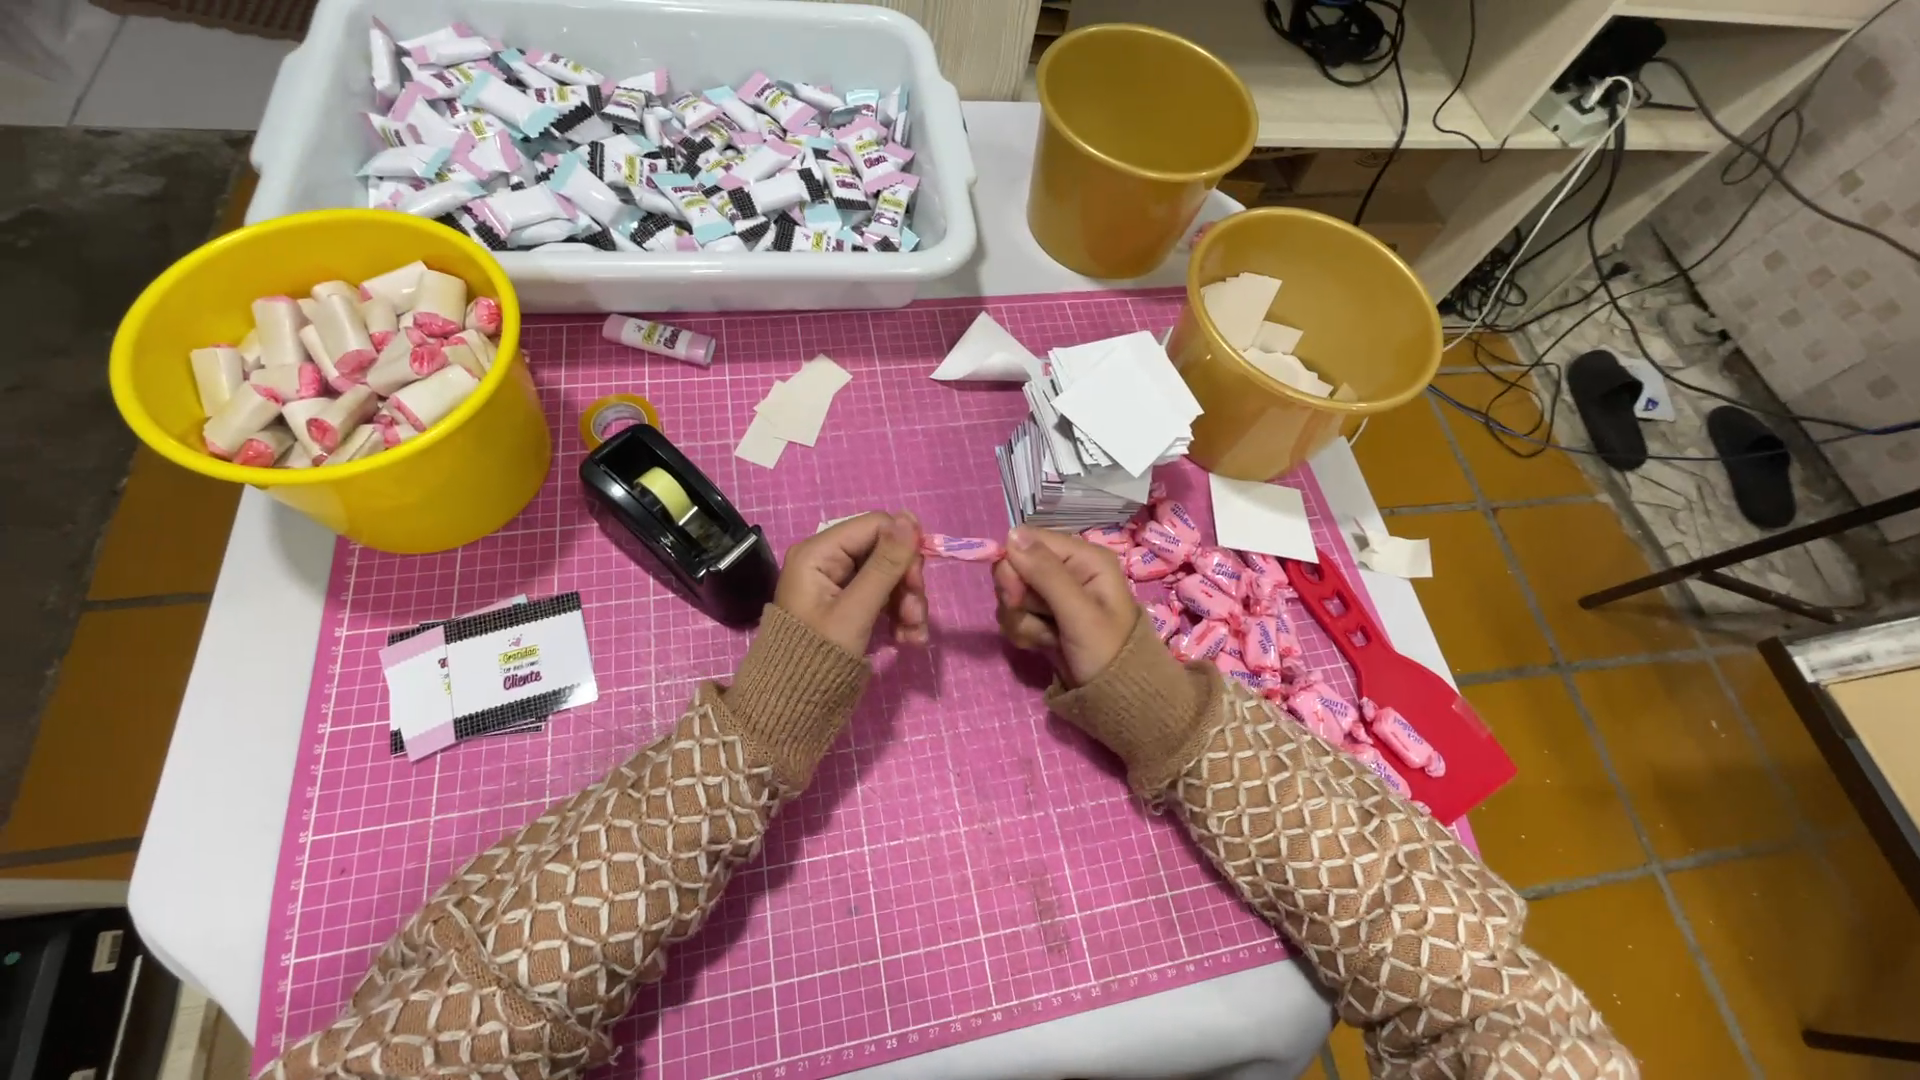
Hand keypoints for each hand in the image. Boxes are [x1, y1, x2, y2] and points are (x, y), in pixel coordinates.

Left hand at [776, 512, 927, 653]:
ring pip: (890, 576)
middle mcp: (828, 559)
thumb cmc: (819, 655)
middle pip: (886, 551)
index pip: (877, 526)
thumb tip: (910, 517)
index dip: (904, 548)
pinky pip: (884, 596)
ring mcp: (839, 582)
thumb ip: (885, 564)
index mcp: (819, 551)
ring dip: (908, 604)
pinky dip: (900, 615)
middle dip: (907, 584)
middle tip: (915, 616)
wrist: (795, 703)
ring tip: (913, 636)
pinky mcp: (850, 602)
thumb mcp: (856, 610)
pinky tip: (908, 639)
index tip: (918, 583)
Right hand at [993, 526, 1137, 685]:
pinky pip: (1014, 614)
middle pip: (1015, 566)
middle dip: (1016, 598)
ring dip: (1021, 620)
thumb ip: (1046, 574)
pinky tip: (1043, 645)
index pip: (1028, 540)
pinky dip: (1023, 632)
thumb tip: (1011, 533)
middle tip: (1033, 621)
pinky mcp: (1043, 617)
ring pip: (1011, 594)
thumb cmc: (1107, 652)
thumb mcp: (1079, 613)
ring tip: (1047, 639)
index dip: (1013, 565)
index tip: (1014, 596)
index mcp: (1084, 558)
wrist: (1117, 699)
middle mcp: (1068, 570)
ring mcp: (1053, 595)